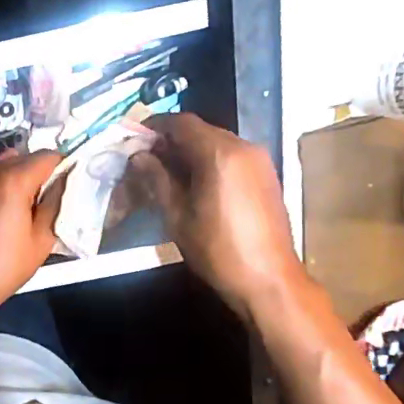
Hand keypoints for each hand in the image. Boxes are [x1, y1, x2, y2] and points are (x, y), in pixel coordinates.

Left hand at [0, 150, 64, 328]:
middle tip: (55, 197)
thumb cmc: (3, 268)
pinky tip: (12, 210)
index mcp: (12, 181)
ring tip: (33, 205)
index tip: (72, 183)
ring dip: (23, 176)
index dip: (64, 166)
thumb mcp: (41, 240)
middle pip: (25, 157)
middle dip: (43, 171)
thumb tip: (64, 185)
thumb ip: (55, 205)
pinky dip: (5, 183)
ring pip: (6, 164)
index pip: (46, 156)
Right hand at [131, 113, 306, 317]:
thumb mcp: (178, 217)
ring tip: (168, 174)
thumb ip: (158, 179)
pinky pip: (233, 157)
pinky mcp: (267, 175)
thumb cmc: (218, 251)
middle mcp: (243, 147)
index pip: (182, 123)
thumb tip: (139, 156)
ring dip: (192, 151)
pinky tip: (196, 184)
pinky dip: (211, 161)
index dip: (155, 126)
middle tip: (147, 159)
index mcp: (220, 153)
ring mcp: (260, 160)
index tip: (134, 138)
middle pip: (201, 130)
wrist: (269, 280)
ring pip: (218, 143)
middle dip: (173, 140)